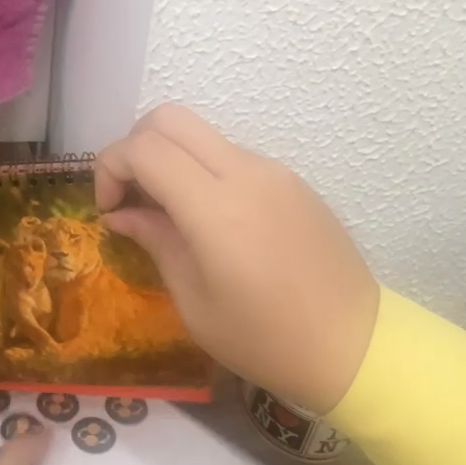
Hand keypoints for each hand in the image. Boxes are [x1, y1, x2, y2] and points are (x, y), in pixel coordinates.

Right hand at [96, 104, 380, 413]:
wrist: (356, 346)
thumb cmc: (267, 340)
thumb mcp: (195, 303)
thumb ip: (155, 242)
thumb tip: (121, 214)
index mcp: (215, 208)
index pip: (144, 149)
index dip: (110, 167)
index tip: (109, 209)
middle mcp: (244, 172)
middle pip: (169, 118)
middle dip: (134, 145)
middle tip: (131, 195)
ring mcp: (272, 170)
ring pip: (201, 133)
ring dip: (170, 157)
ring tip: (168, 212)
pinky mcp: (290, 179)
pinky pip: (231, 155)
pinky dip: (202, 169)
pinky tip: (209, 219)